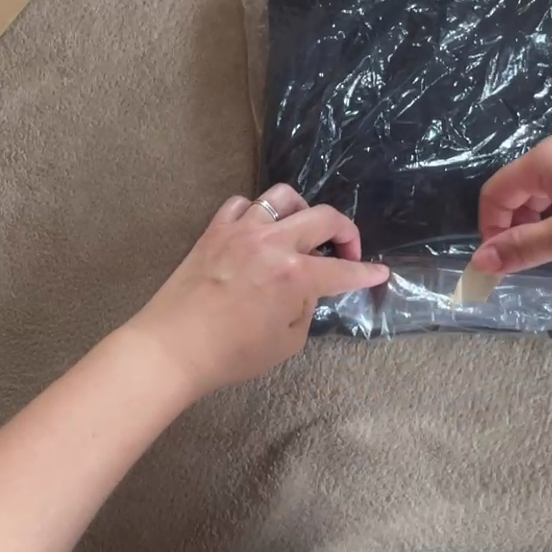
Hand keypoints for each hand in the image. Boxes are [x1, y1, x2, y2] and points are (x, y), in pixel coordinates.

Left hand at [121, 186, 389, 396]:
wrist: (172, 347)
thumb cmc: (231, 354)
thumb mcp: (286, 343)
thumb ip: (305, 309)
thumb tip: (305, 290)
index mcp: (295, 275)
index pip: (343, 270)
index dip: (366, 273)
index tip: (379, 272)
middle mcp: (273, 242)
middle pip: (324, 217)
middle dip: (346, 231)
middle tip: (347, 250)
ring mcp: (242, 229)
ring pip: (283, 197)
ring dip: (302, 211)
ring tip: (302, 231)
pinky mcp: (215, 228)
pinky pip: (243, 204)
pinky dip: (258, 213)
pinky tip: (259, 231)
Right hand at [470, 137, 551, 273]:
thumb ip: (522, 248)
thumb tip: (478, 261)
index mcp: (544, 159)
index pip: (495, 192)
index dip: (491, 228)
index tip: (503, 263)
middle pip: (520, 191)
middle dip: (518, 227)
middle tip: (535, 261)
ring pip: (549, 194)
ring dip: (545, 225)